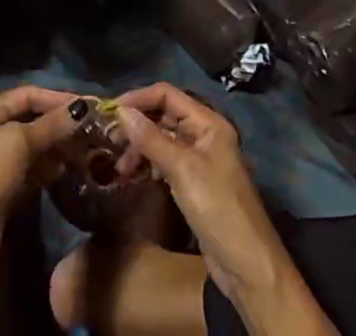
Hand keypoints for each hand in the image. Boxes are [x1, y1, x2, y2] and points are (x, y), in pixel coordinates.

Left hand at [0, 85, 82, 268]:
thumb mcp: (18, 143)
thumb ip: (52, 124)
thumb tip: (84, 107)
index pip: (28, 95)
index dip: (57, 98)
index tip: (87, 106)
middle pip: (31, 119)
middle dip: (59, 123)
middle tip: (90, 128)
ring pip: (34, 144)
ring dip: (57, 145)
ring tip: (84, 148)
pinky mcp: (3, 186)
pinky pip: (32, 167)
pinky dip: (49, 166)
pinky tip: (67, 169)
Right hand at [112, 84, 288, 299]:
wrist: (244, 260)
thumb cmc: (216, 206)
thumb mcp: (182, 169)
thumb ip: (151, 138)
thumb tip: (121, 112)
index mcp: (208, 122)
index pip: (168, 96)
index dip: (139, 98)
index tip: (111, 111)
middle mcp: (204, 134)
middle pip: (164, 116)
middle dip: (137, 124)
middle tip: (110, 139)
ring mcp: (199, 158)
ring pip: (162, 140)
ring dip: (140, 147)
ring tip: (120, 167)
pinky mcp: (193, 181)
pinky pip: (165, 161)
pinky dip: (148, 164)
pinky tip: (133, 175)